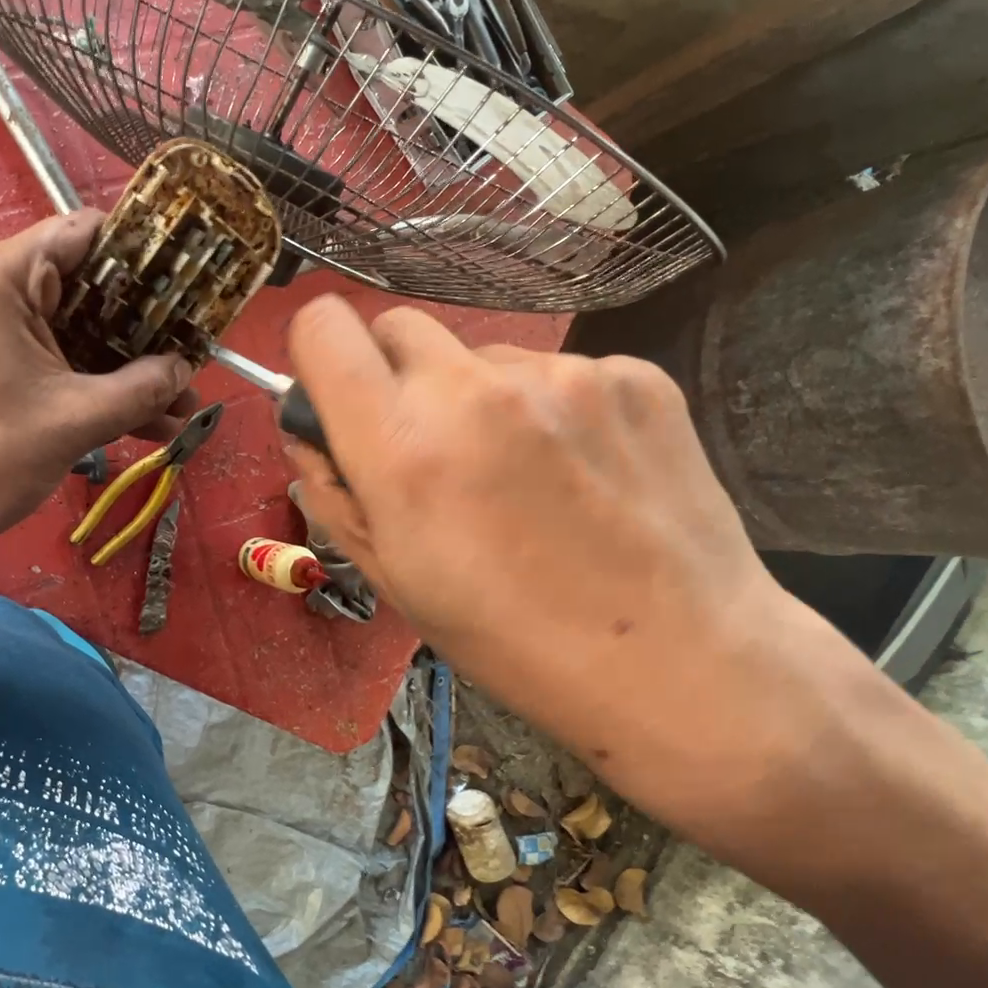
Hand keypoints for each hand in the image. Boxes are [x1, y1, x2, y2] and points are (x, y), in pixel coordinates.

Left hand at [0, 211, 197, 547]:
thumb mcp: (74, 420)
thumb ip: (139, 389)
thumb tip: (184, 370)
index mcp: (7, 275)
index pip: (92, 235)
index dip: (149, 256)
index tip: (196, 287)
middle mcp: (0, 289)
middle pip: (93, 287)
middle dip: (148, 328)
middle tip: (197, 354)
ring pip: (82, 333)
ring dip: (130, 368)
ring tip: (185, 405)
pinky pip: (61, 364)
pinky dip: (98, 388)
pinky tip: (149, 424)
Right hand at [287, 295, 852, 827]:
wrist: (680, 661)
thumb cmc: (507, 638)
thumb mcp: (388, 576)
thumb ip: (331, 488)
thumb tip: (307, 430)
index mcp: (403, 445)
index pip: (323, 327)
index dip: (317, 356)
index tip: (335, 396)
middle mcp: (476, 388)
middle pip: (398, 326)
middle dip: (392, 376)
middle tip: (424, 447)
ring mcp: (563, 374)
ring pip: (479, 355)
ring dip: (473, 397)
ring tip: (517, 476)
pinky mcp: (633, 374)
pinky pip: (552, 372)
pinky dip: (543, 409)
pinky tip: (575, 474)